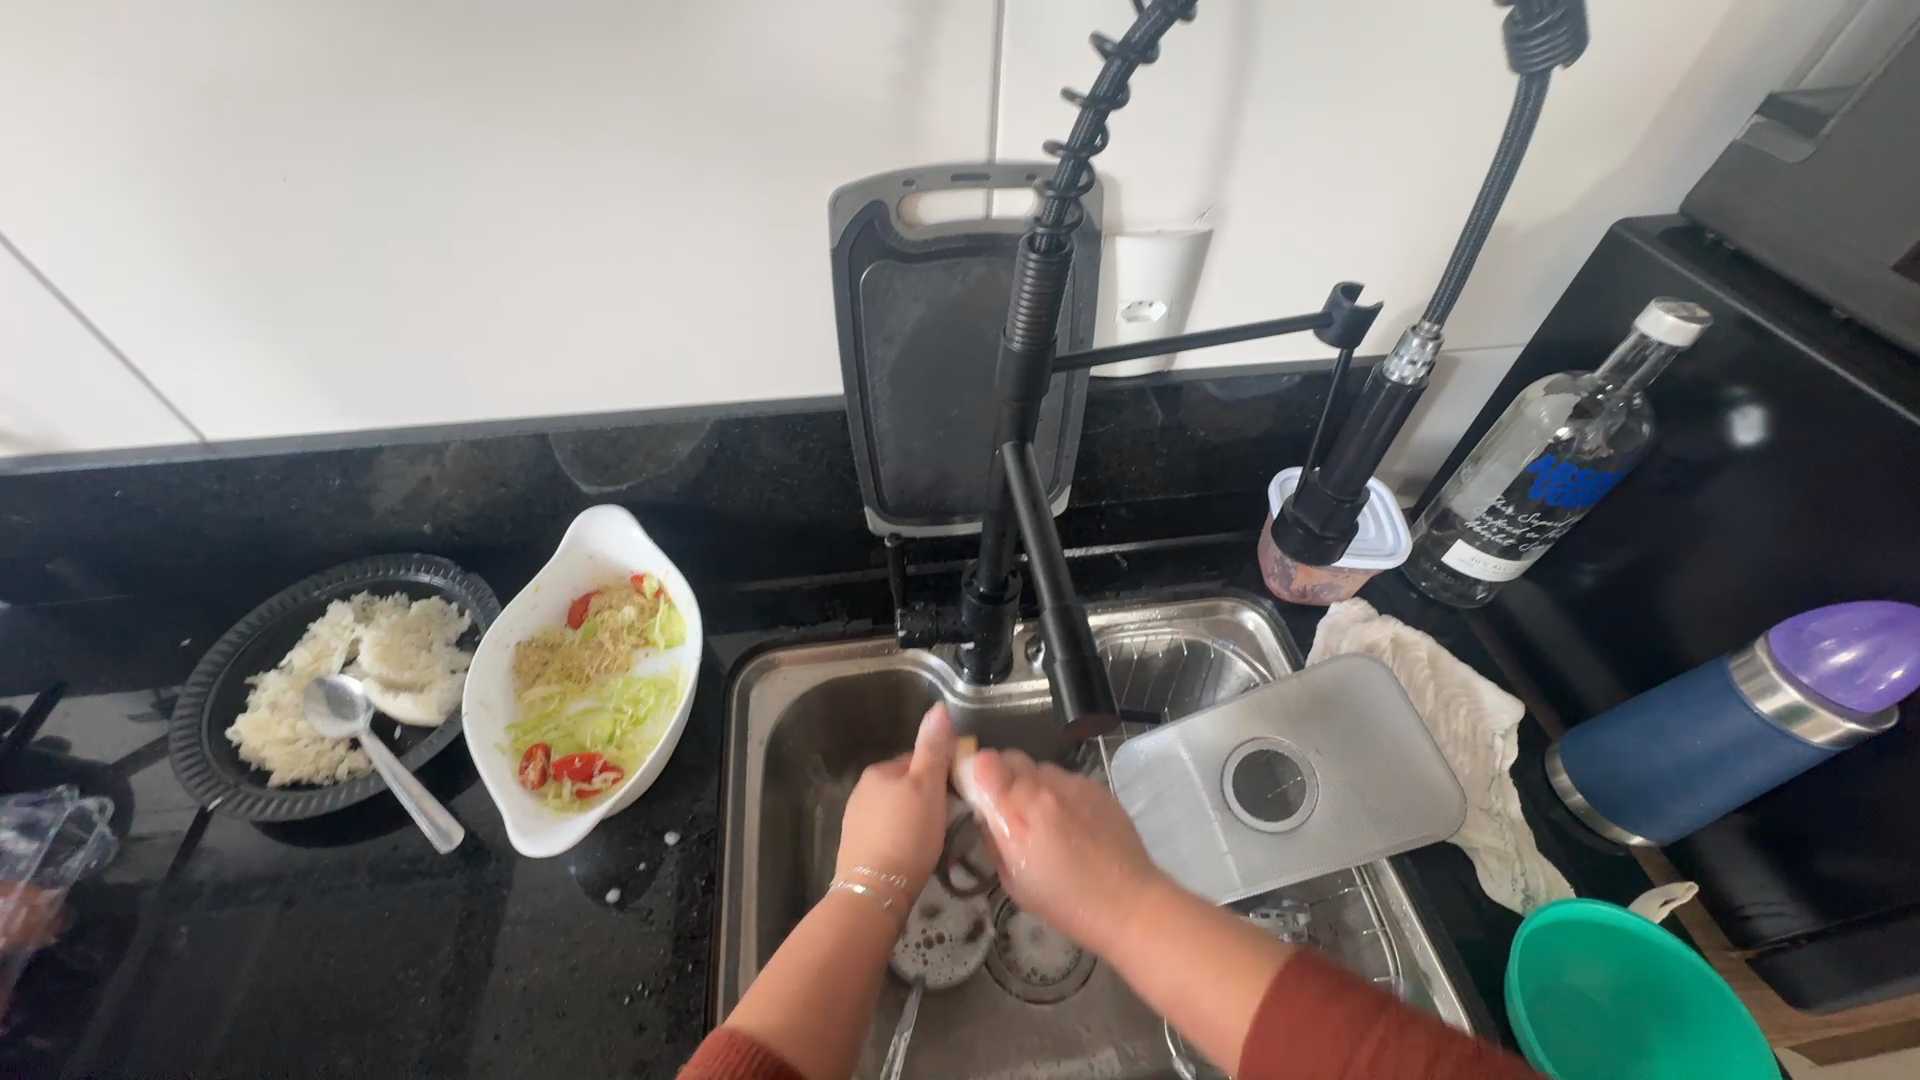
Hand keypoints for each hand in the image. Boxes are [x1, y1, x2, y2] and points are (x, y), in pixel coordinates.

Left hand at [835, 703, 956, 901]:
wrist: (874, 893)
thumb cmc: (907, 835)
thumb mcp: (928, 787)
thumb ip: (934, 748)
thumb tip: (939, 707)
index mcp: (879, 771)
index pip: (920, 761)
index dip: (944, 775)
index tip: (961, 795)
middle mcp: (863, 790)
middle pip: (909, 786)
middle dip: (932, 800)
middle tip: (952, 821)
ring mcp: (856, 820)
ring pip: (900, 810)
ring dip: (919, 820)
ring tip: (937, 840)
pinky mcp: (857, 847)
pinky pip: (889, 833)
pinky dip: (904, 839)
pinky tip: (916, 855)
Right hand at [961, 748, 1167, 954]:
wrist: (1127, 902)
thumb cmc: (1064, 902)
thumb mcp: (1013, 881)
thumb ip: (994, 840)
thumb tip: (987, 815)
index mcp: (1015, 813)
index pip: (984, 762)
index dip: (978, 772)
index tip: (981, 791)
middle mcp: (1042, 789)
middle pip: (1010, 758)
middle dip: (1004, 776)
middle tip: (1012, 807)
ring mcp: (1072, 783)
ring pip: (1040, 768)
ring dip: (1034, 785)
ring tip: (1048, 818)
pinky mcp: (1095, 785)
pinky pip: (1066, 779)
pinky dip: (1061, 793)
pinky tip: (1074, 822)